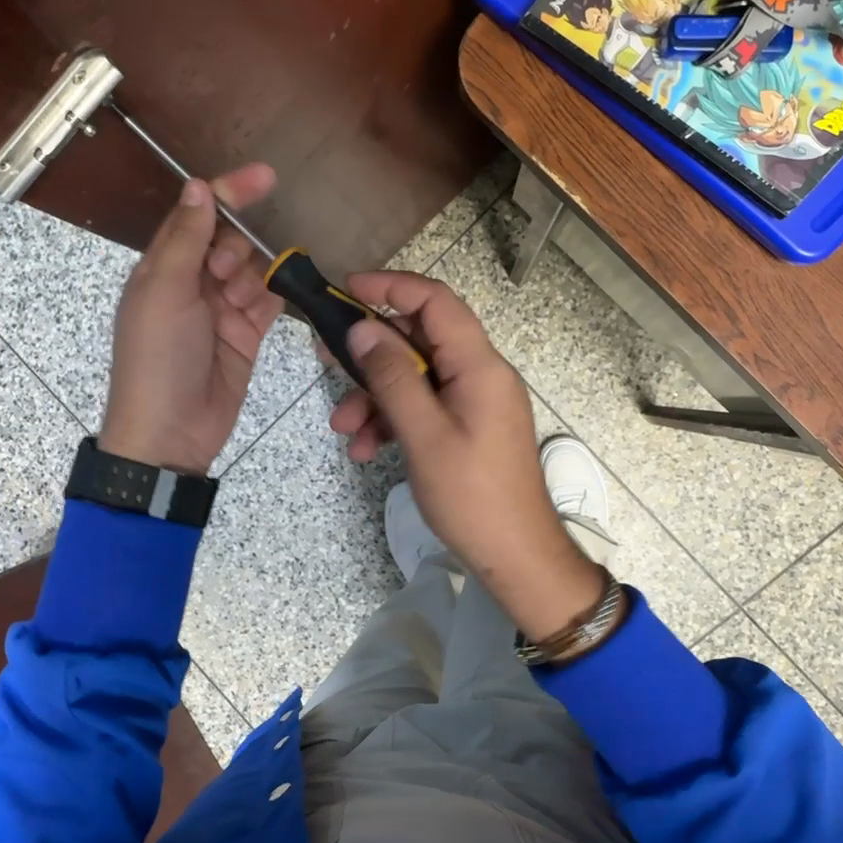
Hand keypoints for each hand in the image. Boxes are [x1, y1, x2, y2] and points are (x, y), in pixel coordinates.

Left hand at [98, 166, 282, 475]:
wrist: (170, 434)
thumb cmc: (156, 360)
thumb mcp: (163, 293)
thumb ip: (184, 239)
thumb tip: (198, 185)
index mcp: (161, 268)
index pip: (197, 215)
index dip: (228, 193)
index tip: (265, 177)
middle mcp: (191, 283)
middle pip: (228, 240)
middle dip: (236, 248)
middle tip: (226, 277)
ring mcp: (221, 310)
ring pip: (252, 269)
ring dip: (253, 277)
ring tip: (239, 305)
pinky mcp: (246, 335)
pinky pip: (268, 301)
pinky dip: (273, 295)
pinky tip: (269, 302)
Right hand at [328, 271, 604, 639]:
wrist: (516, 554)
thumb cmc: (471, 494)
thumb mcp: (423, 434)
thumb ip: (391, 377)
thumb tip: (361, 329)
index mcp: (478, 365)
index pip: (435, 302)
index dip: (391, 288)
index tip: (347, 291)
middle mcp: (480, 374)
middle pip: (419, 340)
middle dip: (371, 356)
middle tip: (326, 363)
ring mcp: (475, 401)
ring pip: (415, 378)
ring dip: (375, 398)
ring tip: (345, 431)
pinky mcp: (468, 426)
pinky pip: (425, 407)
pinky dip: (394, 421)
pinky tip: (368, 449)